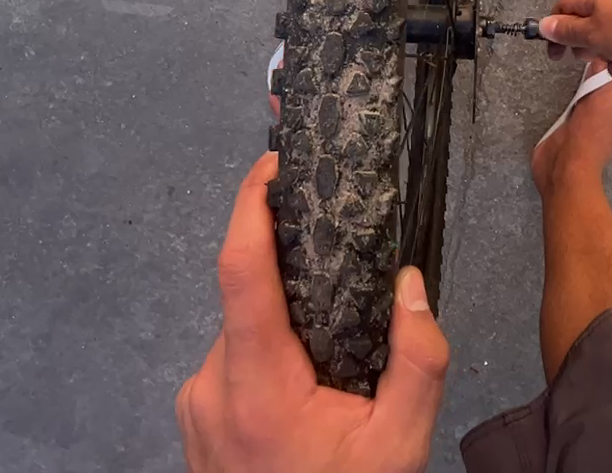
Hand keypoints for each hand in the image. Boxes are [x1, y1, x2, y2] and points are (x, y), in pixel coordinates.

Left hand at [176, 152, 449, 472]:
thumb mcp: (398, 446)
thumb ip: (417, 361)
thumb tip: (410, 283)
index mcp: (256, 384)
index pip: (239, 268)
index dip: (249, 205)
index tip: (272, 166)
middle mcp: (211, 383)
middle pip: (247, 295)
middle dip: (291, 275)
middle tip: (341, 283)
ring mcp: (195, 403)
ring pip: (241, 327)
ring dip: (282, 319)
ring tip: (330, 352)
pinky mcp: (194, 417)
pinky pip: (232, 357)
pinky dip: (266, 347)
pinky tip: (304, 381)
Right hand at [539, 0, 611, 73]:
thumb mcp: (592, 35)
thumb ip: (567, 31)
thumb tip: (543, 24)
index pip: (564, 7)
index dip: (554, 29)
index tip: (555, 53)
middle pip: (587, 20)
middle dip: (583, 43)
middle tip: (585, 58)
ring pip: (610, 32)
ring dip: (605, 52)